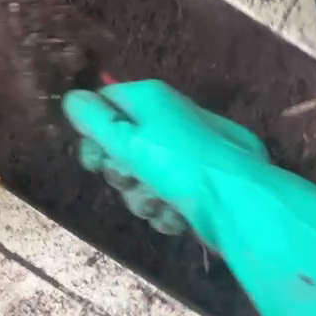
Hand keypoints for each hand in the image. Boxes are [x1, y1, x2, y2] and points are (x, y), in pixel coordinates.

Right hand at [61, 79, 270, 239]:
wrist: (243, 209)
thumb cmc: (179, 166)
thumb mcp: (127, 139)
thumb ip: (92, 119)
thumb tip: (72, 98)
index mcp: (151, 100)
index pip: (104, 104)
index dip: (92, 133)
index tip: (93, 159)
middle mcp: (168, 121)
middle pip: (120, 145)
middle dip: (119, 171)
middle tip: (127, 179)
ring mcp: (186, 156)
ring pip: (139, 177)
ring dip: (141, 196)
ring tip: (159, 203)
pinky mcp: (199, 188)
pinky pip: (164, 197)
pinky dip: (165, 210)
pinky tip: (176, 217)